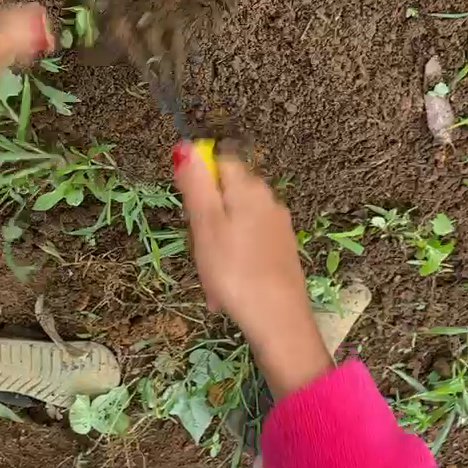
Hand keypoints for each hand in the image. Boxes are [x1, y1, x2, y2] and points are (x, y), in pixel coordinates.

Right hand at [172, 143, 331, 396]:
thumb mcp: (205, 223)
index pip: (218, 161)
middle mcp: (268, 199)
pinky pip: (247, 245)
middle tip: (199, 246)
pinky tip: (226, 286)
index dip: (199, 180)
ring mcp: (278, 226)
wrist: (278, 321)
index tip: (190, 210)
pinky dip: (232, 260)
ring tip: (211, 274)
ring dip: (216, 244)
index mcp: (249, 187)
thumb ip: (195, 183)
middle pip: (226, 193)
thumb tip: (185, 147)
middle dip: (206, 217)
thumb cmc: (234, 271)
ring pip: (234, 222)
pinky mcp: (282, 251)